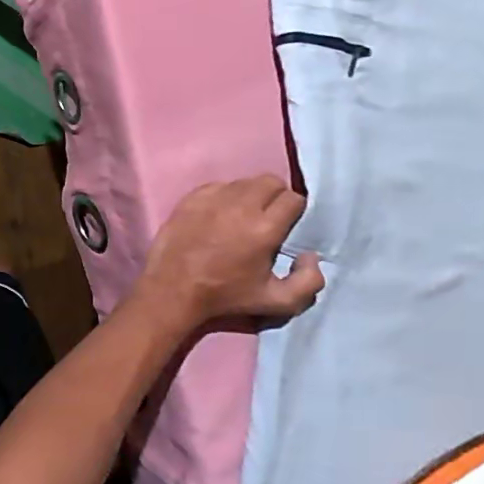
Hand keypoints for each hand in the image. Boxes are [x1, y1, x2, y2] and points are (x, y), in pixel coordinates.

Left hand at [131, 175, 322, 328]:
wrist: (173, 289)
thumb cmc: (226, 296)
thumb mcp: (280, 302)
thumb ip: (310, 281)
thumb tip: (310, 255)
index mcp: (264, 228)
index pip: (293, 198)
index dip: (296, 210)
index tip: (290, 223)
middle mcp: (238, 207)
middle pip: (268, 182)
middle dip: (276, 195)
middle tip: (270, 215)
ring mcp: (209, 201)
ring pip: (241, 182)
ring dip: (250, 194)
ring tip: (245, 214)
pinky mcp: (187, 201)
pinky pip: (215, 186)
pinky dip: (223, 194)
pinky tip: (221, 212)